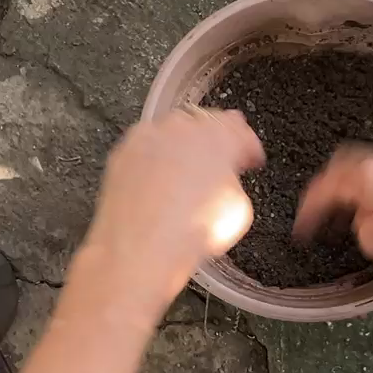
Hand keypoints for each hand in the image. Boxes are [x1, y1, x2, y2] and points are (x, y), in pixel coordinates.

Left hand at [74, 109, 263, 305]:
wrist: (142, 246)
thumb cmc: (192, 230)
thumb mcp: (239, 210)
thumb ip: (235, 181)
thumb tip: (226, 181)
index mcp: (221, 137)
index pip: (241, 132)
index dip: (248, 148)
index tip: (249, 159)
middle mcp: (183, 128)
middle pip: (204, 125)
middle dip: (214, 143)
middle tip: (217, 166)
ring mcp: (150, 137)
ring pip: (172, 134)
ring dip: (181, 149)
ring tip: (185, 177)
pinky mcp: (123, 153)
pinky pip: (145, 150)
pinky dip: (153, 161)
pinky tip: (157, 184)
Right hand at [292, 146, 372, 275]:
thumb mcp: (371, 241)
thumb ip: (355, 223)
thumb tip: (361, 218)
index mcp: (363, 174)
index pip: (321, 188)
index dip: (306, 211)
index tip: (301, 228)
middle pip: (343, 165)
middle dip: (328, 189)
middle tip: (321, 213)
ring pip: (368, 168)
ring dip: (354, 188)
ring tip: (351, 215)